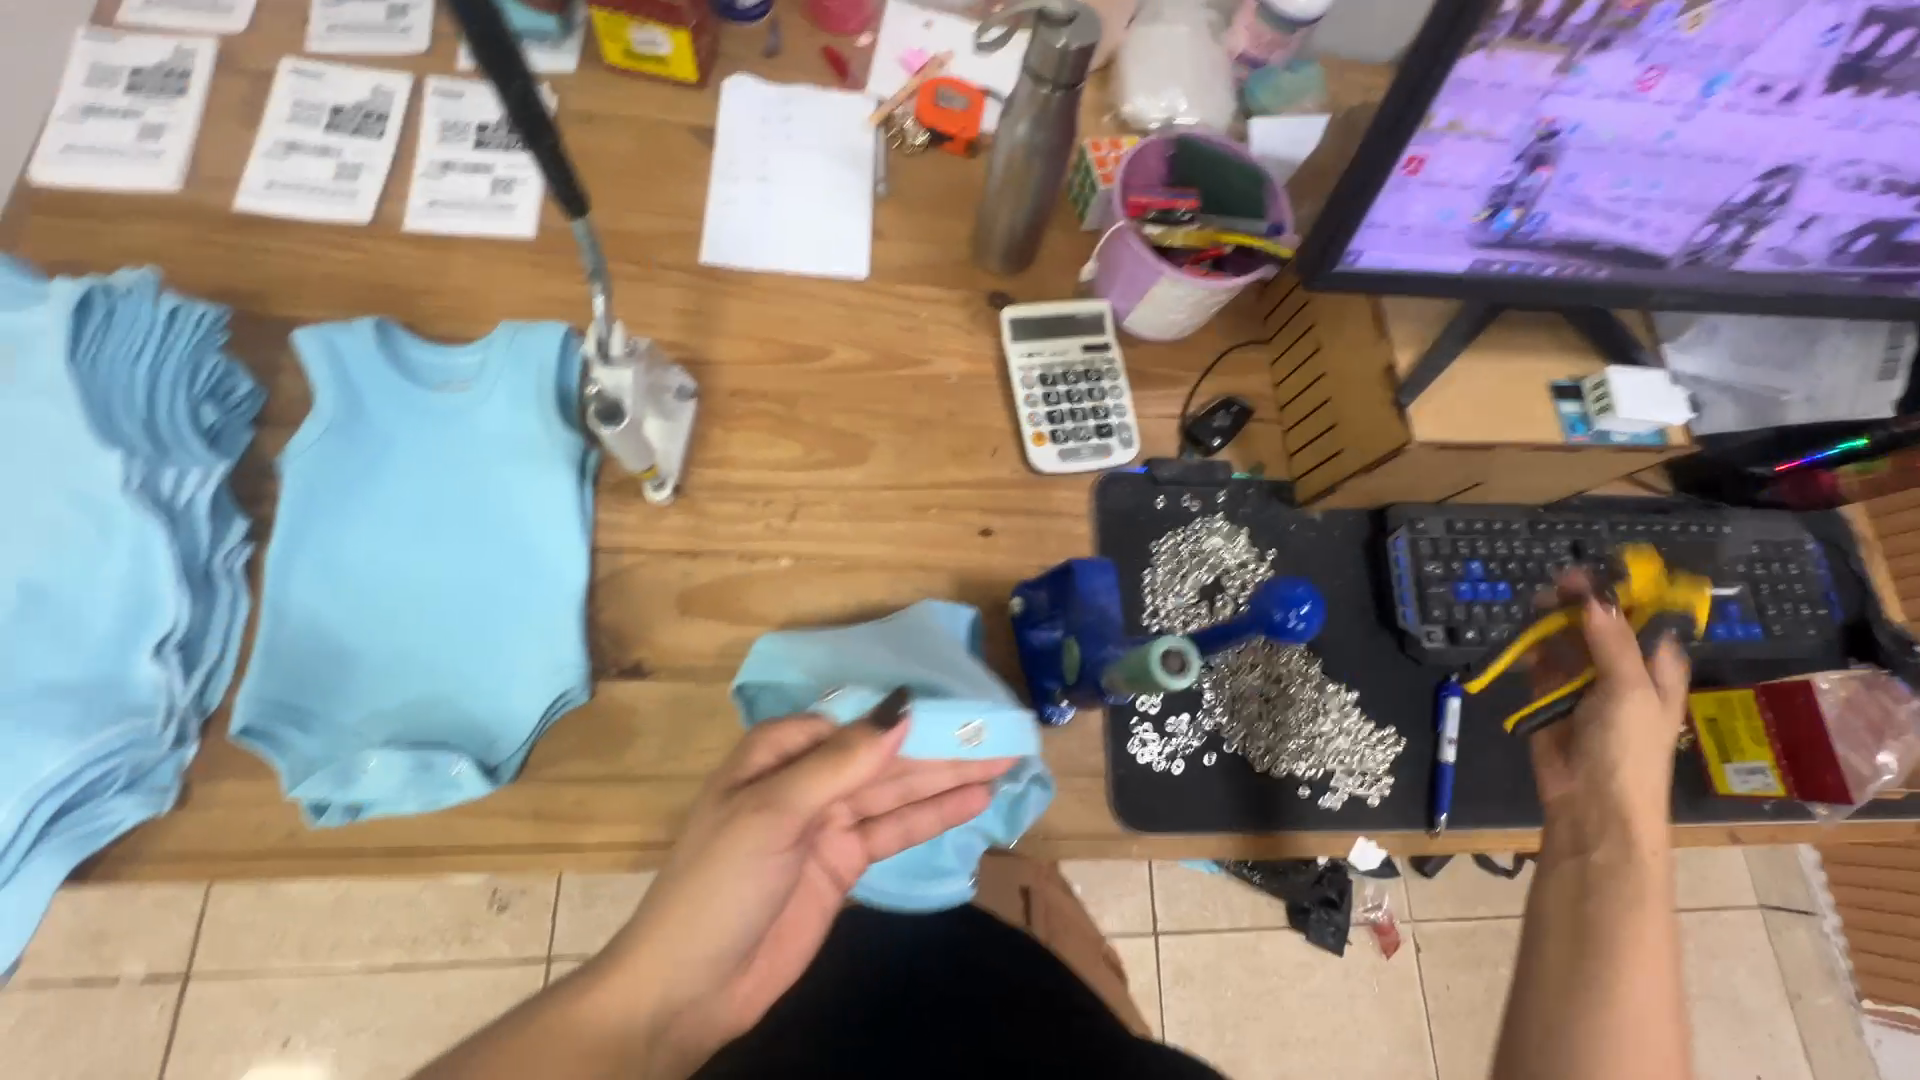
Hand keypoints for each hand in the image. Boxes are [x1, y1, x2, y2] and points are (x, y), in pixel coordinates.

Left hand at [585, 689, 1016, 1077]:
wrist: (690, 988)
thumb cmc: (719, 884)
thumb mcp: (773, 813)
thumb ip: (840, 763)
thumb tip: (900, 710)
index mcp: (777, 753)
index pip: (853, 720)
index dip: (904, 712)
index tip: (959, 704)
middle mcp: (805, 780)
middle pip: (881, 756)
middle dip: (936, 746)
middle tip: (1000, 734)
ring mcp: (827, 824)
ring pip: (895, 792)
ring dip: (945, 778)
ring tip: (1001, 761)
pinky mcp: (843, 864)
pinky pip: (894, 830)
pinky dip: (932, 815)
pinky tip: (972, 801)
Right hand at [1526, 574, 1689, 854]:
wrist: (1592, 801)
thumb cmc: (1628, 747)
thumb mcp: (1629, 689)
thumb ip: (1611, 642)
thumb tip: (1595, 597)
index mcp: (1656, 669)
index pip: (1646, 619)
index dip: (1625, 594)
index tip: (1596, 572)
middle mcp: (1622, 671)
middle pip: (1601, 625)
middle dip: (1581, 603)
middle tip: (1556, 583)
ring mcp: (1585, 685)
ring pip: (1568, 641)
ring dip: (1552, 621)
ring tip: (1535, 603)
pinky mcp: (1550, 698)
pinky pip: (1541, 664)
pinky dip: (1532, 649)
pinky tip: (1523, 638)